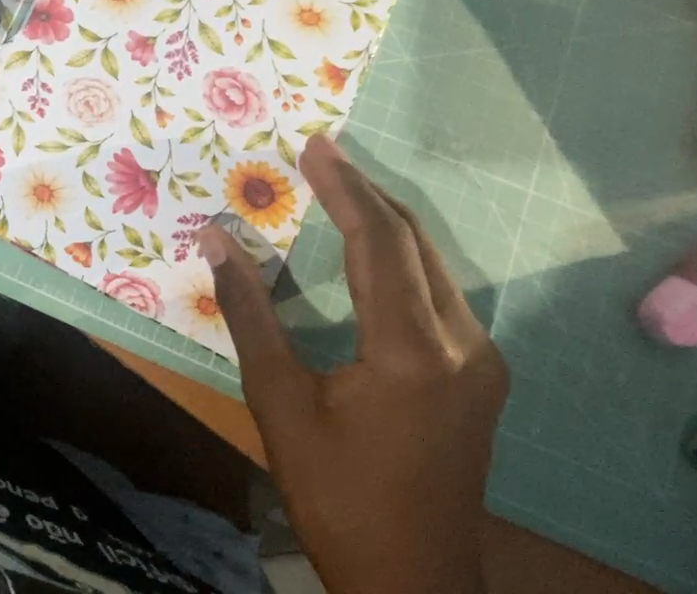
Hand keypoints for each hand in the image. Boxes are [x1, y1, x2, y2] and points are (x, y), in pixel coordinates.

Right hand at [199, 134, 507, 593]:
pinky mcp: (479, 377)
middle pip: (416, 244)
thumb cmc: (332, 489)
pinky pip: (439, 294)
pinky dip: (399, 258)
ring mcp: (481, 362)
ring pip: (434, 266)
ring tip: (337, 188)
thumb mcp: (276, 399)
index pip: (378, 242)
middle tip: (321, 155)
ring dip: (385, 223)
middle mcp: (463, 344)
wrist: (410, 575)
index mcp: (412, 349)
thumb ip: (248, 311)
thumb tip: (215, 239)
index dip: (343, 188)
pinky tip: (368, 252)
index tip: (314, 144)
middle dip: (367, 193)